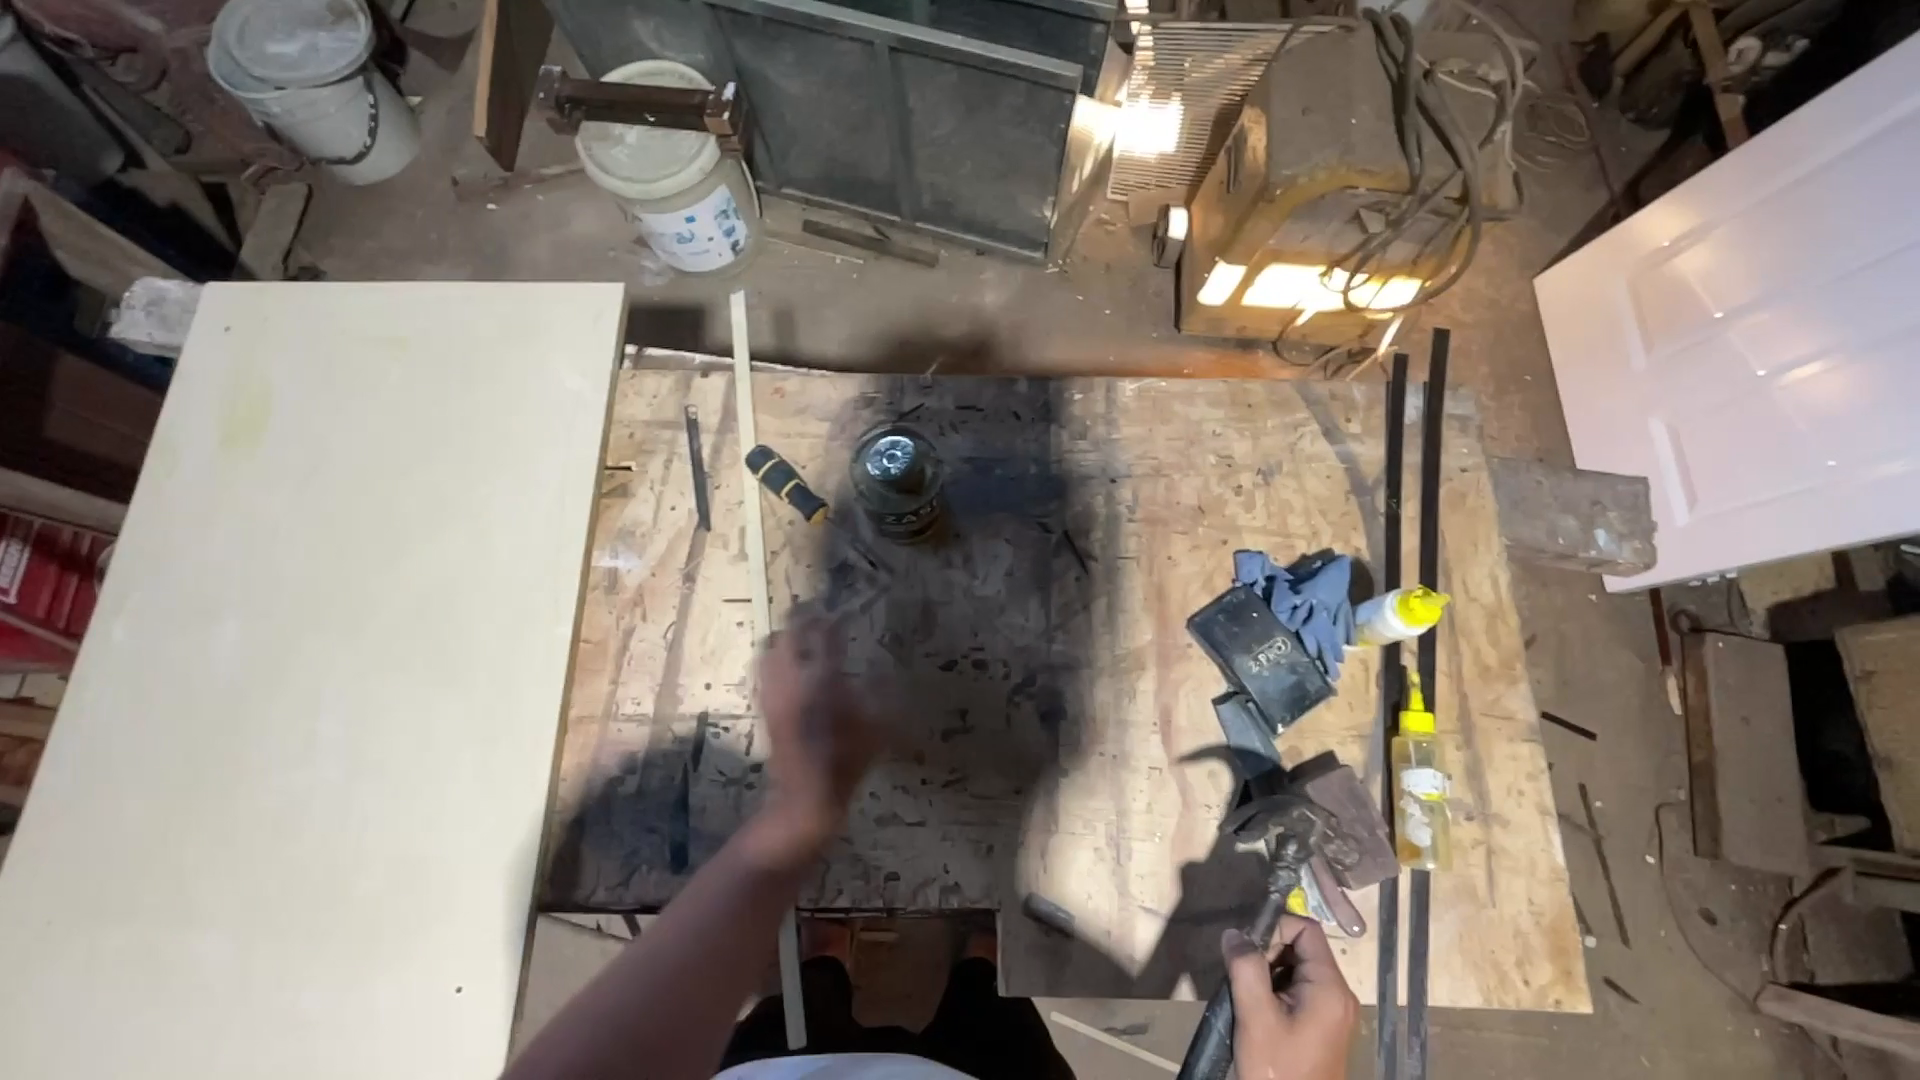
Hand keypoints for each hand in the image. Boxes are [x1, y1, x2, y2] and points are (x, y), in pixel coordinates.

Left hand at [754, 610, 878, 852]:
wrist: (805, 797)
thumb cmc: (846, 762)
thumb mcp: (879, 728)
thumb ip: (883, 692)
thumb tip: (884, 669)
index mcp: (824, 679)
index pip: (826, 634)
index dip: (835, 618)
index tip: (845, 611)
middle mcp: (793, 679)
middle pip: (790, 632)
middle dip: (804, 618)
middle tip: (819, 614)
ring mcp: (774, 691)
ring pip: (770, 647)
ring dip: (785, 635)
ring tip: (800, 634)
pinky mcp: (764, 705)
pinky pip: (763, 667)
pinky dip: (774, 656)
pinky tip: (788, 663)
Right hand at [1222, 916, 1358, 1079]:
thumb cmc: (1277, 1071)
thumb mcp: (1255, 1016)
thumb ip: (1245, 967)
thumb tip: (1234, 933)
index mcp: (1329, 988)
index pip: (1306, 929)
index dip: (1275, 927)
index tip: (1246, 946)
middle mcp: (1338, 994)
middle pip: (1301, 947)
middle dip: (1267, 951)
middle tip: (1241, 973)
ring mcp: (1332, 1011)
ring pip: (1296, 968)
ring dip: (1267, 971)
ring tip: (1247, 995)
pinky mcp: (1322, 1026)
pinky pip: (1297, 989)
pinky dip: (1274, 989)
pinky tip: (1257, 1009)